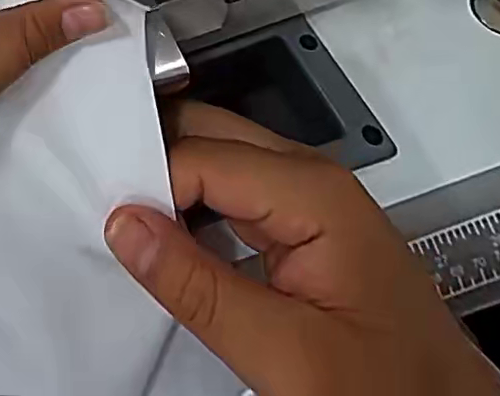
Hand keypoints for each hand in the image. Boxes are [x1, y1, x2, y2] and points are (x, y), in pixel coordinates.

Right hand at [105, 103, 499, 395]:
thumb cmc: (394, 393)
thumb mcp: (291, 356)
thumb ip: (200, 287)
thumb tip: (124, 223)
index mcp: (311, 189)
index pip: (199, 157)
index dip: (149, 184)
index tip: (111, 220)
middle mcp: (305, 174)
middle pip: (204, 131)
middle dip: (150, 155)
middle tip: (106, 197)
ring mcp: (301, 193)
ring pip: (209, 151)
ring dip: (164, 177)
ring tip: (125, 213)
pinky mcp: (294, 218)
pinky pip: (223, 184)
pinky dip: (185, 198)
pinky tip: (164, 229)